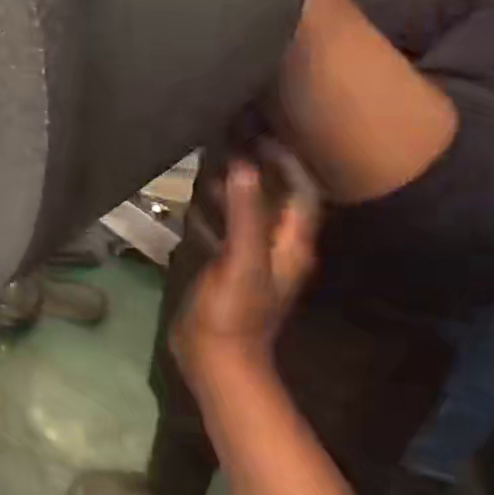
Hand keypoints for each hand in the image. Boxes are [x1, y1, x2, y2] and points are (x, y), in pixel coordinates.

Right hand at [173, 142, 320, 383]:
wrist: (216, 360)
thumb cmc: (235, 311)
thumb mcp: (242, 260)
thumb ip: (245, 213)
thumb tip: (244, 163)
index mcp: (290, 243)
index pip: (301, 191)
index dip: (287, 161)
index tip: (259, 134)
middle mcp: (275, 245)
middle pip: (273, 196)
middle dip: (256, 167)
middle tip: (227, 138)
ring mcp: (250, 256)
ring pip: (247, 210)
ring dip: (232, 186)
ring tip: (206, 158)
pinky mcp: (227, 265)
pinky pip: (225, 226)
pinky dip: (213, 209)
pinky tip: (191, 197)